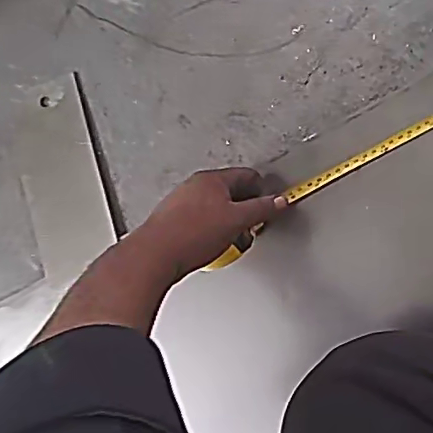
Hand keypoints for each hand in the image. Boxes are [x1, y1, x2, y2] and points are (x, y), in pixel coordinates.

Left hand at [33, 168, 285, 340]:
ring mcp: (182, 203)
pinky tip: (212, 246)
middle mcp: (195, 187)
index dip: (263, 192)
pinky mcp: (174, 221)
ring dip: (229, 224)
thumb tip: (277, 202)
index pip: (248, 176)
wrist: (154, 257)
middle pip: (232, 193)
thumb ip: (262, 209)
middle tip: (251, 227)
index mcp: (211, 180)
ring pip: (216, 208)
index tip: (270, 206)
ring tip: (231, 240)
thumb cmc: (189, 235)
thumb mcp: (238, 221)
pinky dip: (212, 232)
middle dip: (245, 211)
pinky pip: (202, 221)